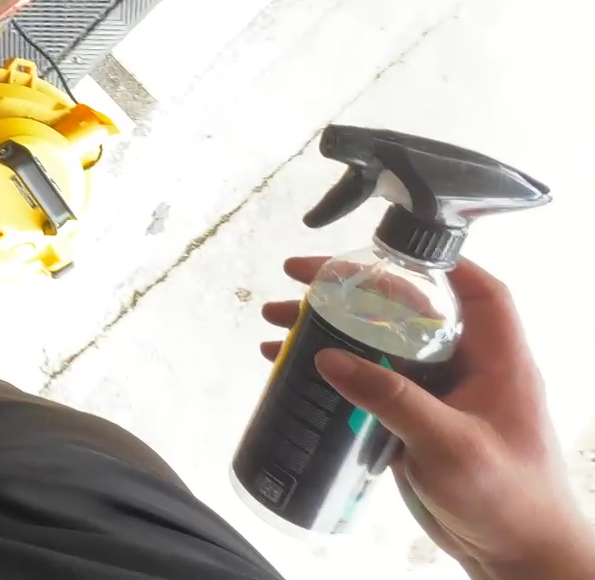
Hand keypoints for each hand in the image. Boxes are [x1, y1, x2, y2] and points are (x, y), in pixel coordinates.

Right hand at [262, 257, 594, 578]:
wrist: (520, 561)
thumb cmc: (510, 503)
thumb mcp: (453, 448)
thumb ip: (393, 399)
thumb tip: (327, 355)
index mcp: (498, 365)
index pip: (479, 294)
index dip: (438, 261)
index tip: (378, 248)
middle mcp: (467, 368)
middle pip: (405, 306)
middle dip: (346, 287)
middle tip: (293, 277)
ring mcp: (436, 391)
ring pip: (374, 336)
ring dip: (322, 322)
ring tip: (275, 320)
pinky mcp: (409, 412)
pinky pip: (360, 371)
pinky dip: (320, 359)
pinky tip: (285, 362)